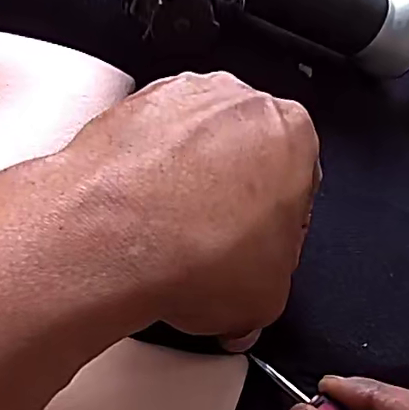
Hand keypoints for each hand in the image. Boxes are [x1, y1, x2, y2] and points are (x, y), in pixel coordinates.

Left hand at [37, 71, 318, 339]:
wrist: (113, 241)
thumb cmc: (191, 253)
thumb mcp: (264, 301)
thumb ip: (266, 290)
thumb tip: (246, 308)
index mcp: (292, 134)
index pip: (295, 190)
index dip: (275, 235)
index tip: (254, 260)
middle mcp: (234, 102)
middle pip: (240, 162)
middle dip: (228, 207)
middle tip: (210, 255)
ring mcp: (174, 101)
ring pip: (187, 152)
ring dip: (180, 192)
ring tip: (165, 246)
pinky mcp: (120, 113)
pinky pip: (139, 153)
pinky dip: (137, 184)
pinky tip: (133, 230)